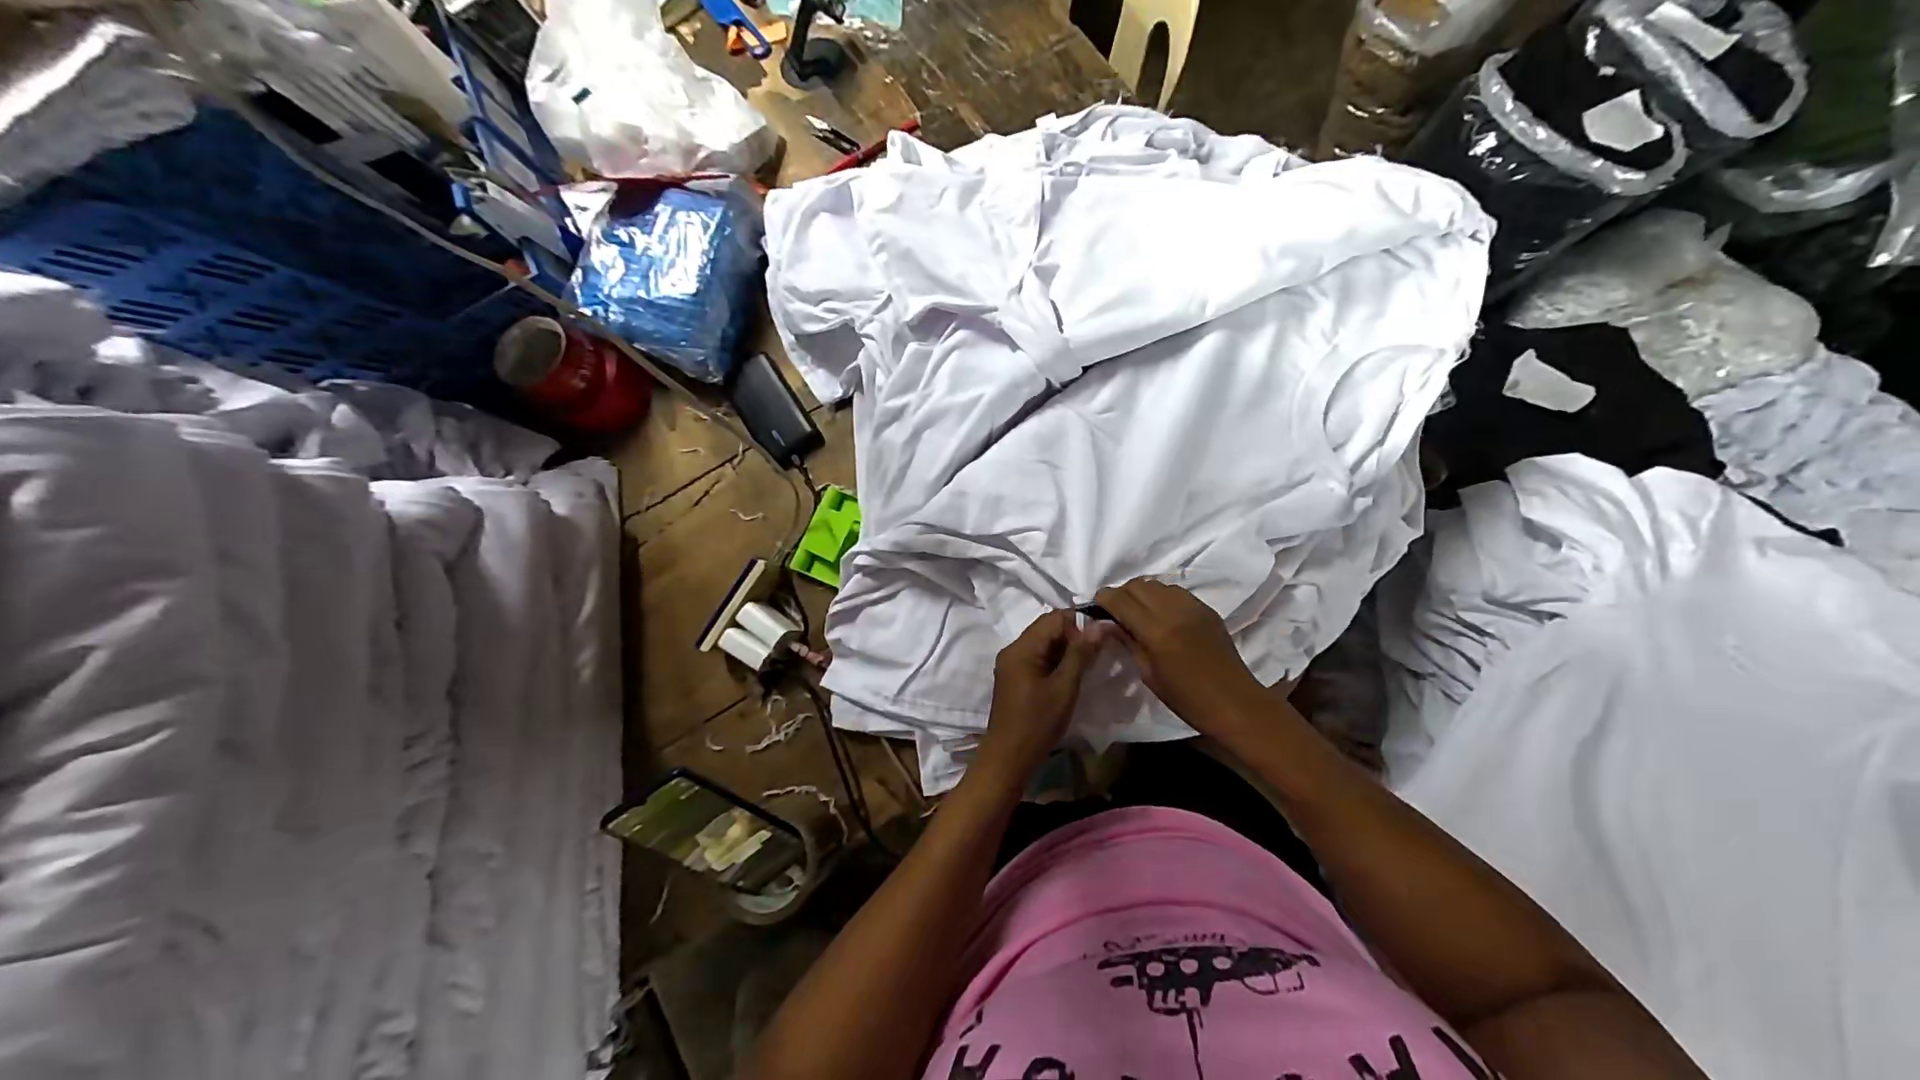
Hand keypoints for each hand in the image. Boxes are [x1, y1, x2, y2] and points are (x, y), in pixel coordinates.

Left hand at [975, 609, 1095, 784]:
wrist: (1009, 757)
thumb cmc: (1038, 723)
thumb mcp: (1064, 687)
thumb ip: (1080, 654)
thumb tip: (1100, 624)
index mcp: (1021, 648)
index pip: (1054, 618)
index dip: (1080, 623)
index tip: (1103, 637)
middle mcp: (1013, 650)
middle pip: (1047, 628)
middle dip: (1074, 634)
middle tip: (1099, 651)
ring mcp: (1012, 664)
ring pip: (1043, 643)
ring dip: (1066, 648)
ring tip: (1090, 662)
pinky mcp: (1015, 677)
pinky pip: (1038, 657)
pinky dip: (1056, 660)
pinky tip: (1072, 673)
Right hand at [1091, 578, 1268, 732]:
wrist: (1233, 702)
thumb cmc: (1186, 698)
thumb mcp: (1148, 674)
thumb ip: (1127, 641)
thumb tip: (1105, 623)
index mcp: (1156, 631)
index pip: (1121, 600)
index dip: (1103, 599)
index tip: (1095, 607)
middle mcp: (1174, 610)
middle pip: (1137, 585)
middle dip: (1120, 593)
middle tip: (1113, 611)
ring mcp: (1193, 606)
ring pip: (1156, 584)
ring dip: (1141, 593)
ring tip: (1137, 612)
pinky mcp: (1206, 608)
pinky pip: (1175, 591)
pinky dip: (1161, 596)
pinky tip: (1160, 614)